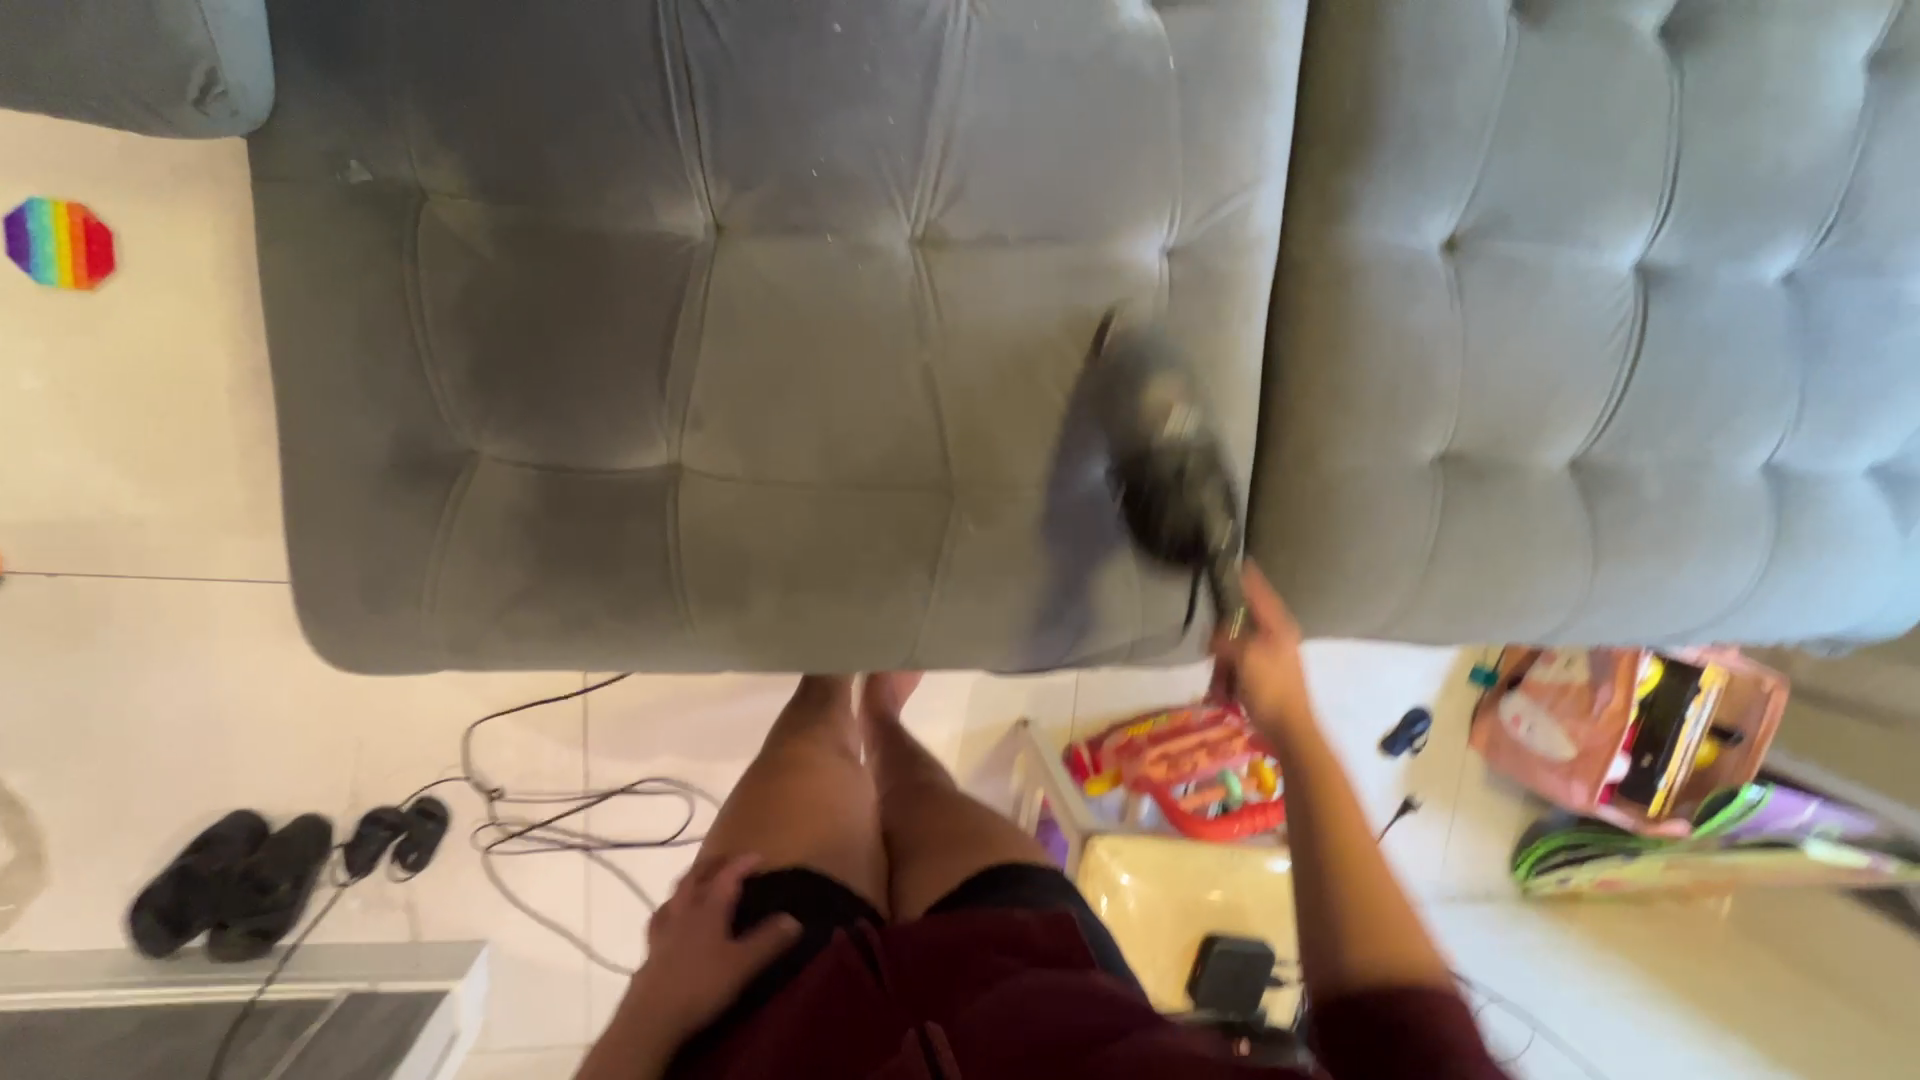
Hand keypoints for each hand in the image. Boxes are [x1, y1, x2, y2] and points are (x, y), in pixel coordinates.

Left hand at [622, 855, 802, 1042]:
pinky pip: (659, 919)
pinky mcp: (649, 952)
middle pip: (694, 878)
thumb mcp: (743, 965)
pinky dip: (669, 910)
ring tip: (697, 883)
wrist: (650, 1020)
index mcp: (707, 909)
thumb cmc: (700, 986)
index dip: (743, 864)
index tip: (758, 856)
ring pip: (674, 896)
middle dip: (711, 864)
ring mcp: (662, 931)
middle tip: (726, 859)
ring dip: (688, 883)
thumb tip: (793, 919)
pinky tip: (670, 919)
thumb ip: (768, 940)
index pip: (727, 877)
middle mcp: (683, 912)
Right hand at [1209, 564, 1312, 733]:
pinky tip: (1224, 694)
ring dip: (1222, 667)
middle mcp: (1276, 638)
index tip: (1236, 560)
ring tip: (1220, 684)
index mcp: (1278, 627)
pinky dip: (1227, 680)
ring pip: (1233, 650)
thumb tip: (1214, 637)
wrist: (1290, 731)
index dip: (1247, 577)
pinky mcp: (1263, 678)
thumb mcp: (1244, 657)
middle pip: (1239, 624)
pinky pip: (1236, 670)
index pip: (1260, 592)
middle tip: (1212, 653)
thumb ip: (1226, 639)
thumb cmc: (1271, 690)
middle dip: (1221, 641)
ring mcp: (1270, 659)